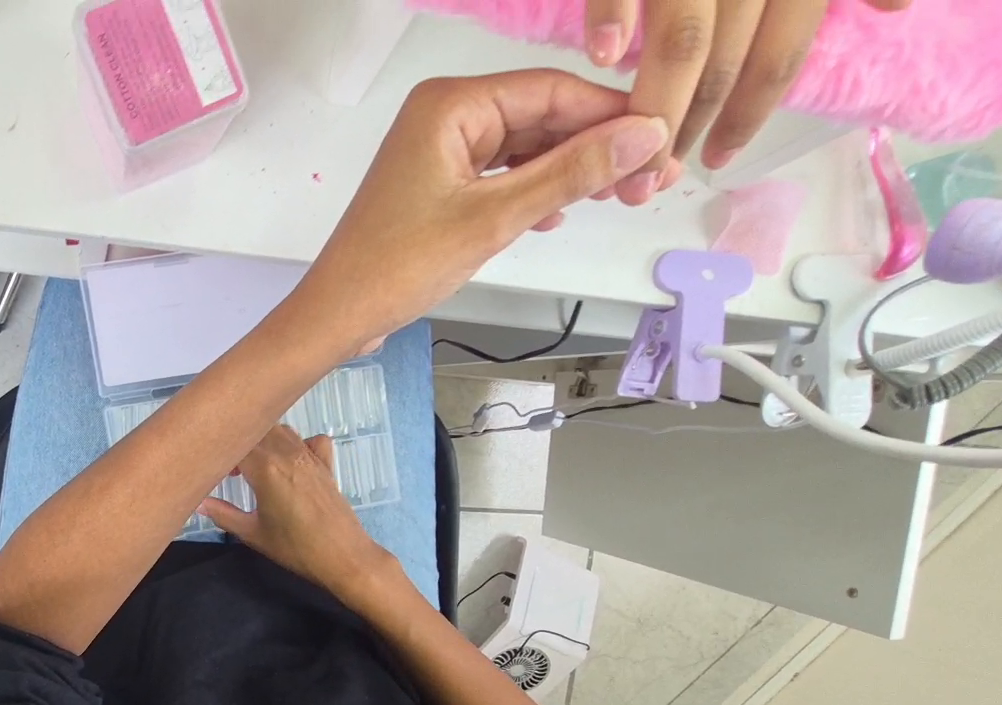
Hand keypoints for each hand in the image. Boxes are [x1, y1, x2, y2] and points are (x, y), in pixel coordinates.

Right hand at [199, 426, 397, 599]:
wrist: (342, 555)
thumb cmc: (295, 548)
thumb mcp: (252, 533)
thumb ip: (223, 514)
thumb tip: (199, 504)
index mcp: (265, 468)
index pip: (235, 444)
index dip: (221, 453)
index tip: (215, 470)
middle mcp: (287, 453)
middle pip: (256, 430)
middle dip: (240, 444)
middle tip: (232, 471)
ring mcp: (309, 455)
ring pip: (281, 430)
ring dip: (264, 441)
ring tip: (256, 466)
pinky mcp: (326, 463)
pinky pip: (311, 440)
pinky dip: (299, 443)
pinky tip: (292, 461)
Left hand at [291, 70, 667, 355]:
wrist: (338, 315)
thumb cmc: (399, 267)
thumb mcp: (493, 219)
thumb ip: (570, 173)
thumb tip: (645, 134)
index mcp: (450, 105)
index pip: (552, 92)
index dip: (612, 116)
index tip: (662, 144)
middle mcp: (444, 116)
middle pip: (540, 117)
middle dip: (593, 149)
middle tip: (647, 182)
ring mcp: (439, 152)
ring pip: (522, 149)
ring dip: (566, 173)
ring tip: (615, 198)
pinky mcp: (436, 185)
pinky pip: (498, 175)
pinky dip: (529, 191)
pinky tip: (555, 213)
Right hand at [588, 0, 912, 204]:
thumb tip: (899, 9)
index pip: (780, 58)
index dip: (749, 115)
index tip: (719, 159)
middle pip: (722, 63)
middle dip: (685, 130)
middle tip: (652, 178)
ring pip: (681, 44)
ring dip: (650, 107)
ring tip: (623, 147)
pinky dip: (611, 15)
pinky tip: (604, 53)